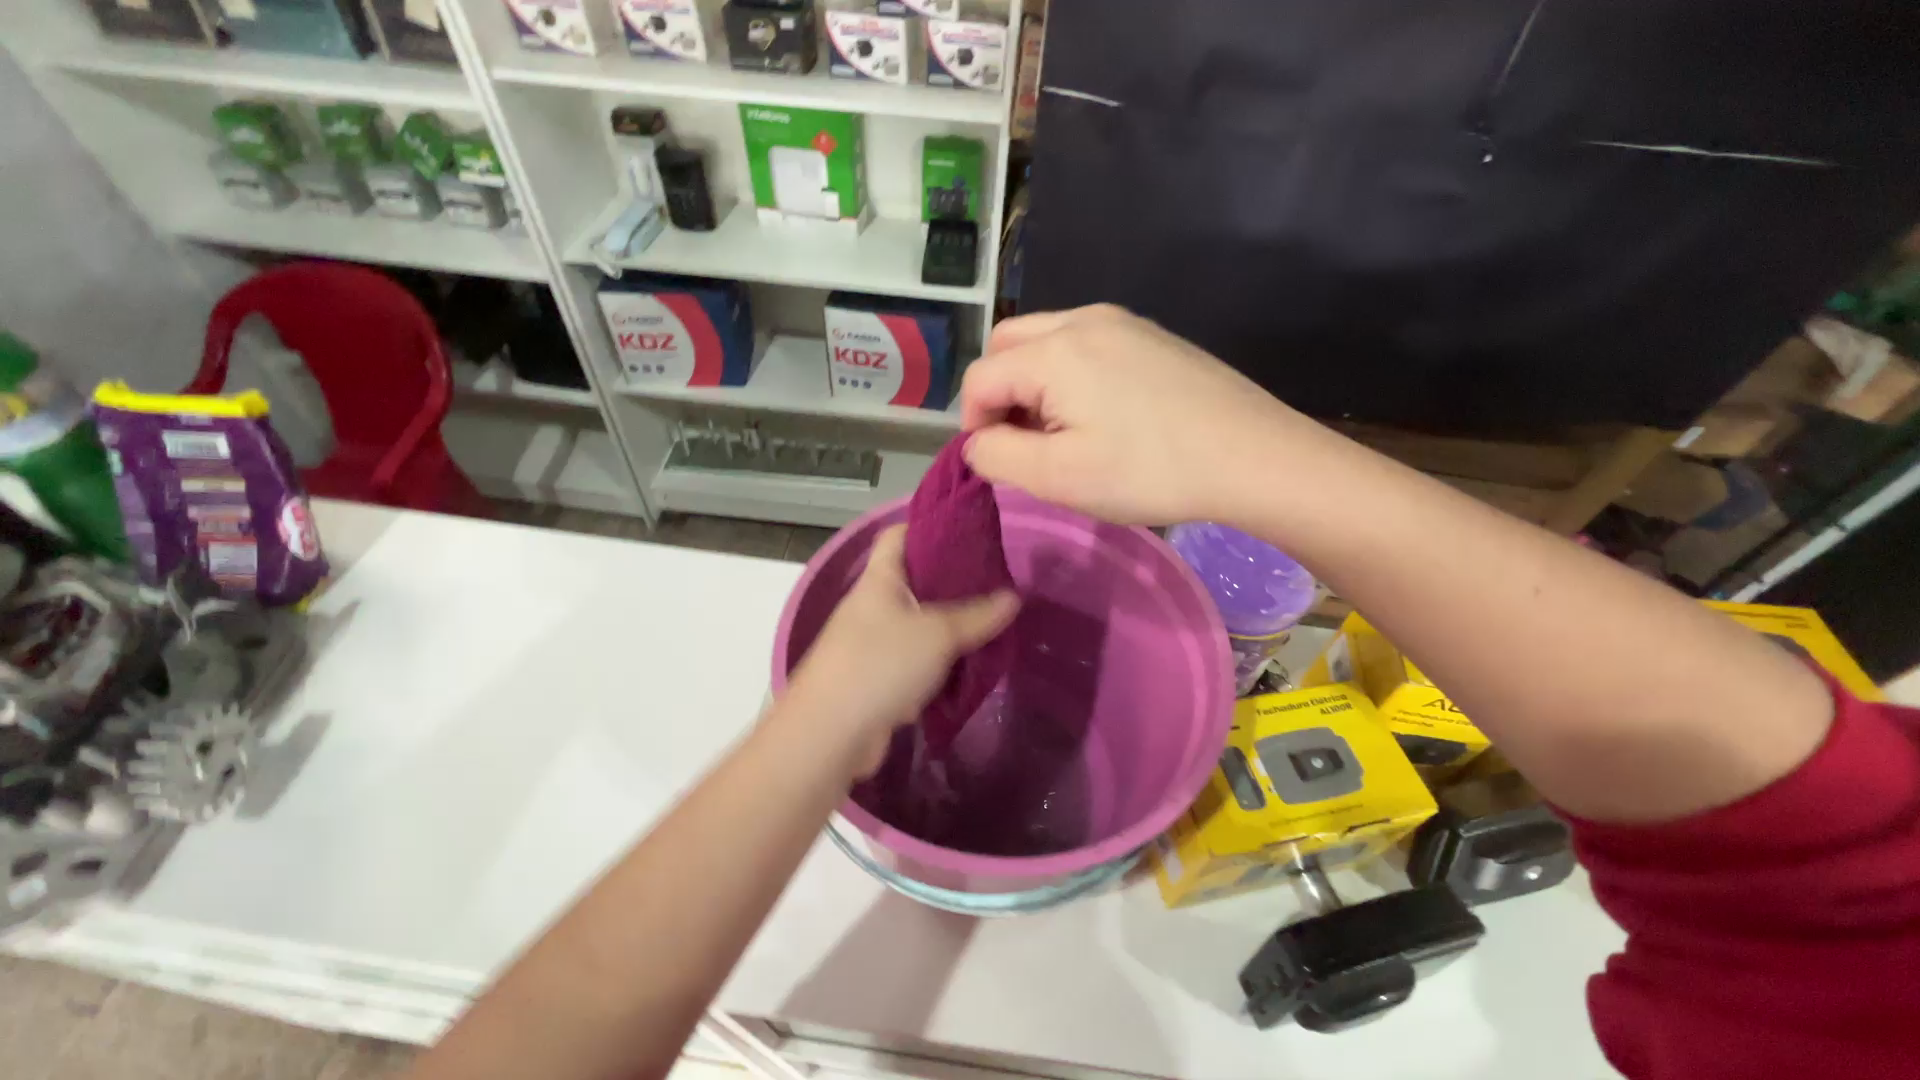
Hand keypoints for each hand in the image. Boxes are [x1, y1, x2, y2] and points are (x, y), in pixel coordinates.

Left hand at [780, 526, 1018, 776]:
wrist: (830, 734)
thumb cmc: (880, 665)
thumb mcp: (937, 635)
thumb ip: (977, 615)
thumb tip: (1013, 596)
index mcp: (878, 580)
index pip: (899, 535)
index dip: (930, 526)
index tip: (970, 531)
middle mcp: (872, 606)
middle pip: (915, 582)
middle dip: (954, 583)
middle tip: (997, 584)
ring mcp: (873, 645)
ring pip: (920, 626)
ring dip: (951, 630)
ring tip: (995, 624)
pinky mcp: (879, 680)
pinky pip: (917, 663)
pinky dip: (941, 665)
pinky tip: (972, 666)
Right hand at [960, 305, 1310, 525]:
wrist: (1253, 456)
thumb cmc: (1150, 471)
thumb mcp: (1059, 477)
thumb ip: (997, 455)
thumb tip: (978, 441)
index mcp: (1054, 351)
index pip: (980, 378)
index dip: (974, 424)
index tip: (1000, 463)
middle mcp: (1083, 320)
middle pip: (1008, 346)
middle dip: (1000, 393)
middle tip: (1025, 442)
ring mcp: (1123, 322)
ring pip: (1047, 341)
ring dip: (1034, 383)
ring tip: (1062, 432)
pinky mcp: (1152, 336)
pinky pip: (1086, 344)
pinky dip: (1071, 375)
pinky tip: (1103, 416)